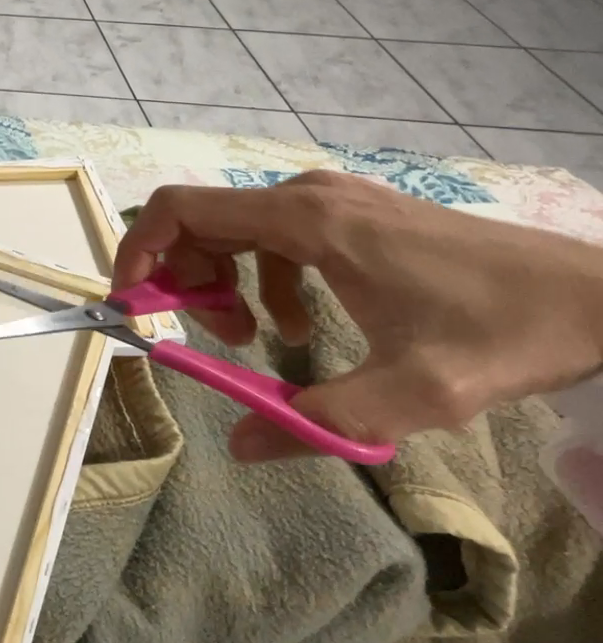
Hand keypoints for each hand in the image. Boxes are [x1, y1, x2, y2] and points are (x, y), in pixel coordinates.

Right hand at [116, 170, 602, 460]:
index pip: (180, 210)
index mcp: (305, 217)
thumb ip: (320, 418)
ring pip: (232, 232)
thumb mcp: (416, 389)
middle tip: (214, 338)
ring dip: (225, 287)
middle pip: (200, 224)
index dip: (140, 251)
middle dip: (188, 283)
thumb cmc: (504, 331)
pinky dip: (263, 281)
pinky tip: (301, 325)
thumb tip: (241, 447)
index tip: (137, 301)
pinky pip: (270, 238)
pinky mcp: (349, 214)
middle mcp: (305, 195)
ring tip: (258, 339)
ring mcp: (329, 200)